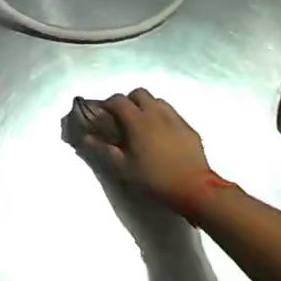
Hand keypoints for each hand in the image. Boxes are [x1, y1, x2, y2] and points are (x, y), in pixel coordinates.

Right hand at [67, 88, 215, 213]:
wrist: (194, 188)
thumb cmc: (154, 178)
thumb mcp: (124, 168)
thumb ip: (104, 150)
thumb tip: (87, 138)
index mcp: (138, 121)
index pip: (118, 100)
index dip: (108, 103)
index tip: (103, 114)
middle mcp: (157, 113)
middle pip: (139, 93)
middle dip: (128, 100)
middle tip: (123, 117)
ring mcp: (175, 119)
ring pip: (157, 101)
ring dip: (146, 106)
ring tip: (143, 124)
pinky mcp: (188, 128)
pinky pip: (172, 113)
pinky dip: (162, 117)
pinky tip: (161, 135)